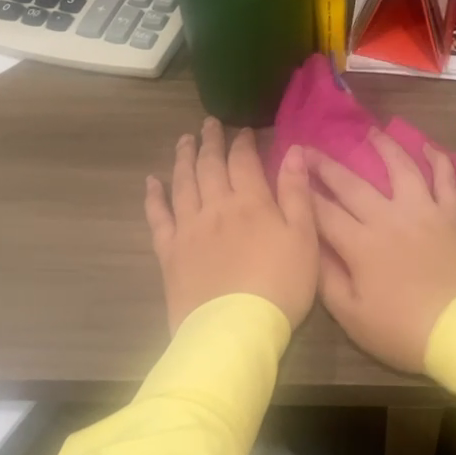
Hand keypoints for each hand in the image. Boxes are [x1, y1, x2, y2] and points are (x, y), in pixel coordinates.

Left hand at [144, 118, 317, 331]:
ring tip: (184, 141)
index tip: (243, 129)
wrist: (235, 331)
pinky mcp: (170, 253)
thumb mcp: (304, 237)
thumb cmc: (280, 285)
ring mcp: (189, 228)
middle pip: (210, 166)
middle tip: (208, 124)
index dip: (243, 142)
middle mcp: (216, 206)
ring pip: (184, 183)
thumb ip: (297, 192)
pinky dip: (154, 197)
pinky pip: (158, 217)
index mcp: (251, 201)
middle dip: (210, 142)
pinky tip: (152, 182)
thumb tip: (294, 151)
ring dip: (184, 159)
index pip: (244, 161)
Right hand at [310, 131, 455, 373]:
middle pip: (353, 184)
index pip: (324, 213)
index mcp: (360, 244)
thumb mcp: (353, 316)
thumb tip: (310, 248)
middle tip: (312, 148)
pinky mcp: (453, 214)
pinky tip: (429, 147)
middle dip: (328, 165)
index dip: (304, 193)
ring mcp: (424, 210)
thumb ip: (327, 280)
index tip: (289, 174)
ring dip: (385, 148)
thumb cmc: (403, 330)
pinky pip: (445, 179)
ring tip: (372, 132)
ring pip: (401, 168)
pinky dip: (439, 160)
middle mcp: (389, 217)